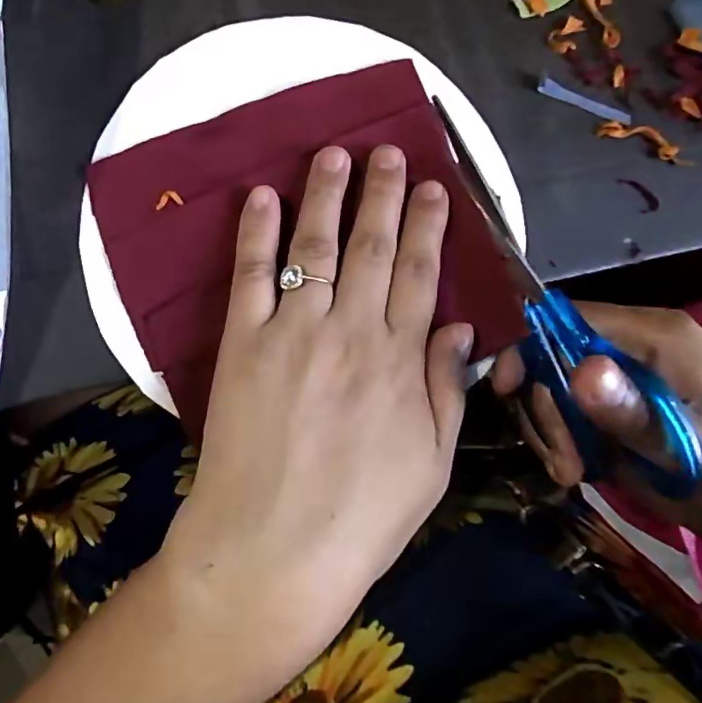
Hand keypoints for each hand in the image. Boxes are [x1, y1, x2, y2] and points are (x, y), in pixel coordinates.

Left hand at [159, 145, 474, 664]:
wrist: (273, 551)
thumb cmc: (362, 517)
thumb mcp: (431, 463)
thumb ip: (446, 389)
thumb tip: (458, 326)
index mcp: (400, 361)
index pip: (420, 274)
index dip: (428, 226)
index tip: (434, 186)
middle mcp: (351, 332)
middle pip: (372, 248)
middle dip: (383, 194)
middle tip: (389, 151)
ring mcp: (293, 334)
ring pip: (316, 249)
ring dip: (326, 196)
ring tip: (335, 154)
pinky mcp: (242, 345)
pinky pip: (251, 277)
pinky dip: (256, 233)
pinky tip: (261, 195)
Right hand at [491, 303, 701, 548]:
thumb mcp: (695, 454)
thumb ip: (636, 415)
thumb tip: (581, 371)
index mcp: (658, 335)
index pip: (570, 317)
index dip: (532, 346)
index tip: (508, 392)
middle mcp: (633, 346)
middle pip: (551, 353)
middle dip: (545, 407)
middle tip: (563, 461)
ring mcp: (620, 379)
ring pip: (549, 386)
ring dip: (549, 430)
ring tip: (574, 472)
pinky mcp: (611, 410)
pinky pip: (560, 413)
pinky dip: (557, 442)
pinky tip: (577, 471)